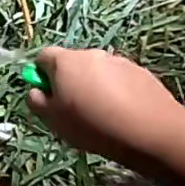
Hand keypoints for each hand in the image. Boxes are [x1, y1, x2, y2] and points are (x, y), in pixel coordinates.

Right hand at [26, 47, 184, 169]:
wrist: (149, 131)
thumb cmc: (91, 124)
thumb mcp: (52, 119)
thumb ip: (36, 100)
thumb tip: (35, 90)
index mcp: (65, 61)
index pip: (43, 56)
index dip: (40, 75)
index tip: (47, 96)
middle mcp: (92, 54)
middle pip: (71, 63)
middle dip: (69, 81)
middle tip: (72, 110)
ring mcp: (119, 61)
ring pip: (97, 71)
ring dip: (93, 86)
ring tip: (101, 115)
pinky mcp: (141, 72)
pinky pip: (119, 79)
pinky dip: (115, 92)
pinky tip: (121, 114)